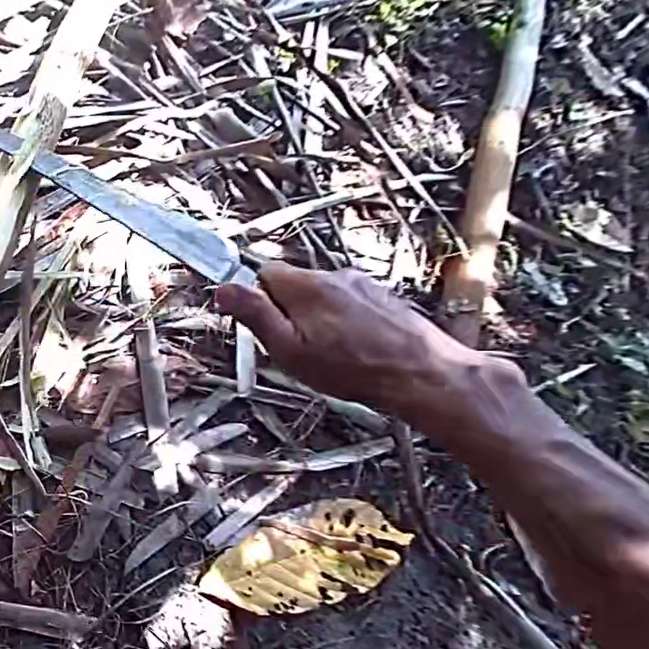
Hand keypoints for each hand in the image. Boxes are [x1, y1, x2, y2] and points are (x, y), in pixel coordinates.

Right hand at [214, 262, 494, 427]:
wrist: (424, 375)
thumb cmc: (354, 369)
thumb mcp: (287, 348)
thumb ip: (255, 314)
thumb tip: (224, 289)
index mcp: (306, 286)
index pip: (263, 273)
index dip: (258, 302)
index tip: (266, 328)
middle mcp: (335, 276)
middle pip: (291, 285)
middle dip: (286, 313)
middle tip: (296, 347)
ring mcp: (362, 285)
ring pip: (318, 296)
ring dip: (314, 319)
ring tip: (326, 353)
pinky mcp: (381, 298)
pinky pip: (344, 304)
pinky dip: (340, 323)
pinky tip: (350, 349)